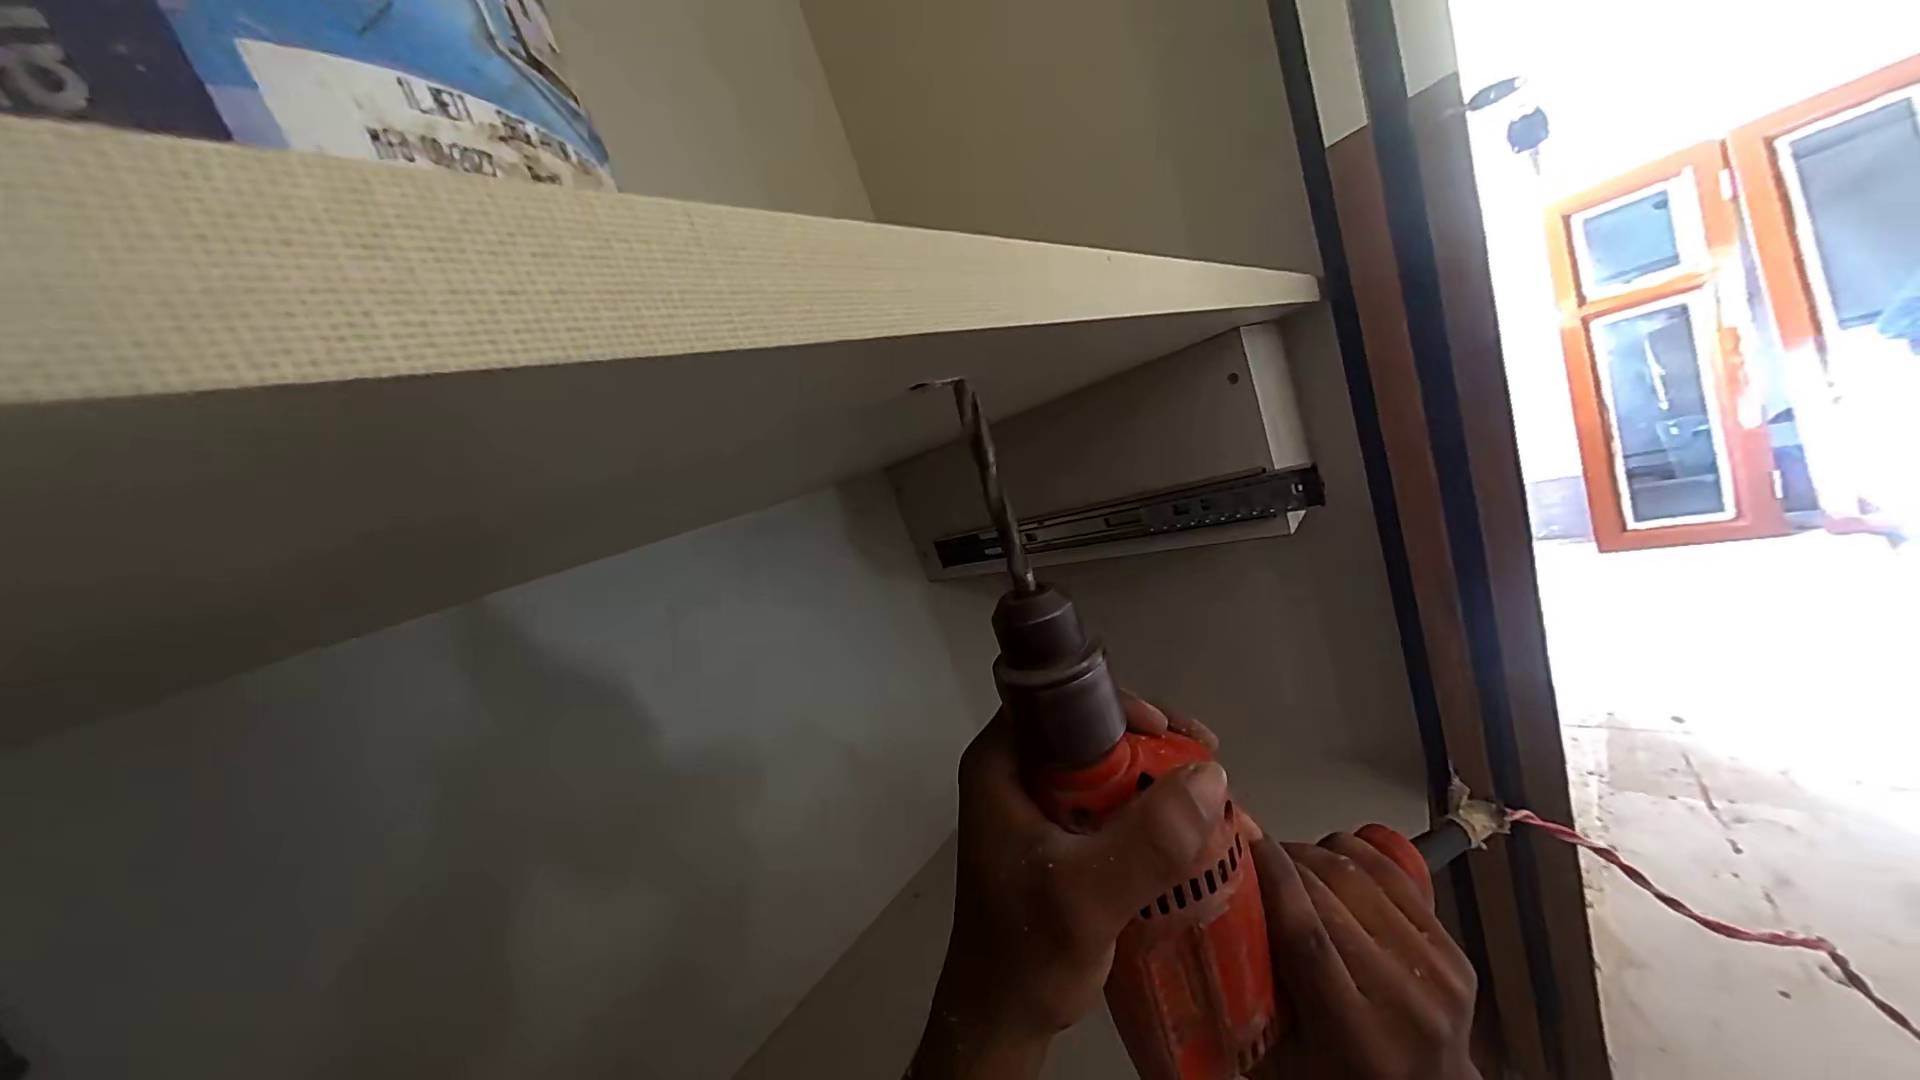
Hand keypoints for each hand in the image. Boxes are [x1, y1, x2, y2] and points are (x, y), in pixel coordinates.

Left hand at [909, 696, 1224, 1078]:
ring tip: (1214, 799)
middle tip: (1206, 761)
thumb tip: (1211, 776)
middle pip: (1090, 731)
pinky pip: (1112, 803)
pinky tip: (1195, 830)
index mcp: (1001, 763)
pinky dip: (1152, 811)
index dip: (1116, 706)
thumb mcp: (1087, 895)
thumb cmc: (1024, 952)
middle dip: (1153, 745)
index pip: (1056, 703)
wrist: (1002, 1017)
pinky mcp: (1061, 833)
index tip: (1171, 731)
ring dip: (1160, 779)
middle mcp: (1018, 772)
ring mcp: (1039, 803)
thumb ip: (1146, 842)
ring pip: (1107, 767)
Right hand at [1249, 832, 1479, 1079]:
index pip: (1308, 934)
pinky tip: (1323, 865)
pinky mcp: (1454, 951)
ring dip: (1310, 853)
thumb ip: (1241, 983)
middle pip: (1331, 892)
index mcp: (1359, 1038)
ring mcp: (1440, 974)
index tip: (1236, 834)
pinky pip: (1389, 873)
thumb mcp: (1272, 1053)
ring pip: (1357, 871)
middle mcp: (1409, 1004)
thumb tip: (1199, 901)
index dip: (1269, 873)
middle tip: (1246, 854)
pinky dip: (1348, 854)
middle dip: (1281, 858)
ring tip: (1283, 864)